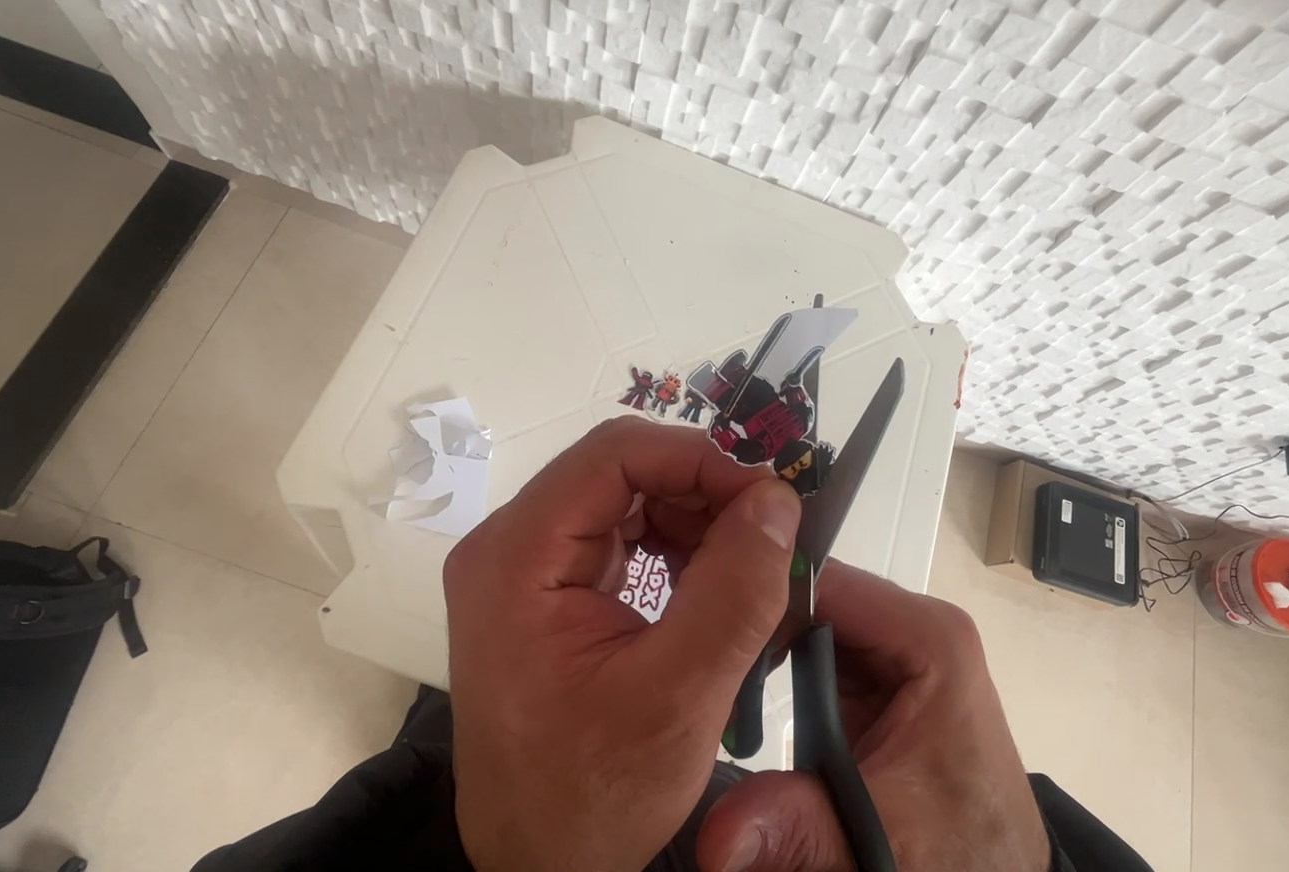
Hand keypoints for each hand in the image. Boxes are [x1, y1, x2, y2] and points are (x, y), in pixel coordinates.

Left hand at [444, 417, 804, 870]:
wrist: (534, 861)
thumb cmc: (592, 796)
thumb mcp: (677, 699)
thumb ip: (734, 593)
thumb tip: (777, 501)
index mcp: (517, 557)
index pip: (614, 456)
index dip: (698, 458)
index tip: (768, 497)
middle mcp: (511, 544)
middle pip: (619, 469)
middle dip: (702, 488)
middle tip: (770, 529)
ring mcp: (527, 564)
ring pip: (626, 496)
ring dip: (694, 515)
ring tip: (748, 559)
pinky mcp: (549, 586)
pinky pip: (622, 534)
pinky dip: (676, 544)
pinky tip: (712, 577)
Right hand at [696, 562, 1051, 871]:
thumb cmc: (961, 852)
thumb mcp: (879, 837)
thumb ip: (798, 824)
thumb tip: (714, 835)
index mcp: (929, 636)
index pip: (826, 582)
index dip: (763, 599)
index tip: (707, 637)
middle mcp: (913, 624)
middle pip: (813, 593)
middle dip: (757, 621)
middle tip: (701, 658)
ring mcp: (894, 644)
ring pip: (807, 614)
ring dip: (762, 642)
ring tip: (715, 674)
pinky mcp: (877, 669)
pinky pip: (813, 643)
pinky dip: (776, 661)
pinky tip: (741, 686)